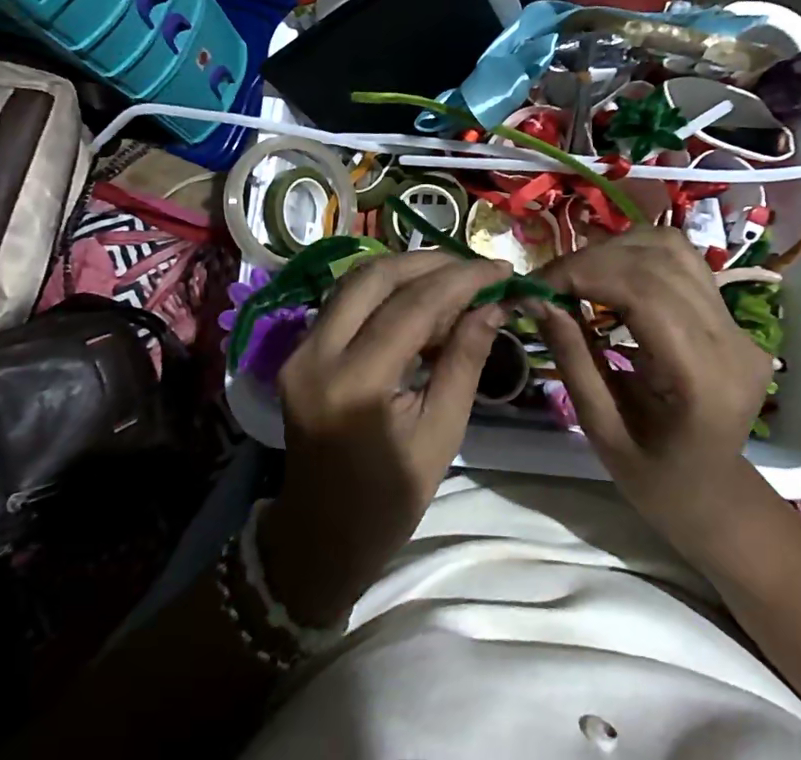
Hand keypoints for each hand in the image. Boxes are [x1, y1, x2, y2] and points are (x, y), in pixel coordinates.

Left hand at [260, 251, 510, 626]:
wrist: (321, 537)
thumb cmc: (390, 499)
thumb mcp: (441, 432)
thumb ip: (465, 360)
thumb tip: (493, 305)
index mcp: (356, 383)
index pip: (413, 306)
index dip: (462, 280)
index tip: (502, 269)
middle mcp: (316, 354)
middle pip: (374, 276)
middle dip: (430, 263)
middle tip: (475, 270)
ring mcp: (299, 351)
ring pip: (354, 282)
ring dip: (406, 273)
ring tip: (454, 282)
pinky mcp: (298, 353)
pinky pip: (345, 304)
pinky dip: (385, 293)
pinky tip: (420, 304)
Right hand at [531, 228, 773, 540]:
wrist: (714, 495)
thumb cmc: (655, 479)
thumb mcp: (602, 430)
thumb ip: (573, 359)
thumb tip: (538, 300)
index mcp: (704, 379)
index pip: (645, 293)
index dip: (585, 274)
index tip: (537, 286)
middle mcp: (732, 341)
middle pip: (659, 262)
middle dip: (592, 260)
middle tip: (547, 282)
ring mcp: (740, 326)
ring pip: (673, 250)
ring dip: (615, 251)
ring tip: (575, 276)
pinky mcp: (734, 318)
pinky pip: (683, 263)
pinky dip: (637, 256)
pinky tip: (608, 276)